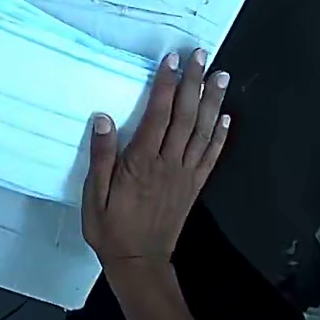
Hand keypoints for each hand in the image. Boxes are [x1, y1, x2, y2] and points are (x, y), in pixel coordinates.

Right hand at [82, 49, 230, 278]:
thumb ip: (101, 156)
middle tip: (201, 56)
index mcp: (142, 162)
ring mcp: (185, 175)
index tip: (172, 59)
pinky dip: (220, 135)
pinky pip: (210, 156)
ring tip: (220, 76)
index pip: (157, 114)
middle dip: (193, 83)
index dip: (165, 84)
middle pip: (184, 116)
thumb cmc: (111, 228)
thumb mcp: (94, 195)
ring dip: (213, 102)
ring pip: (202, 131)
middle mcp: (169, 163)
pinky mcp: (194, 186)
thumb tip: (104, 118)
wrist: (138, 263)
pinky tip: (226, 118)